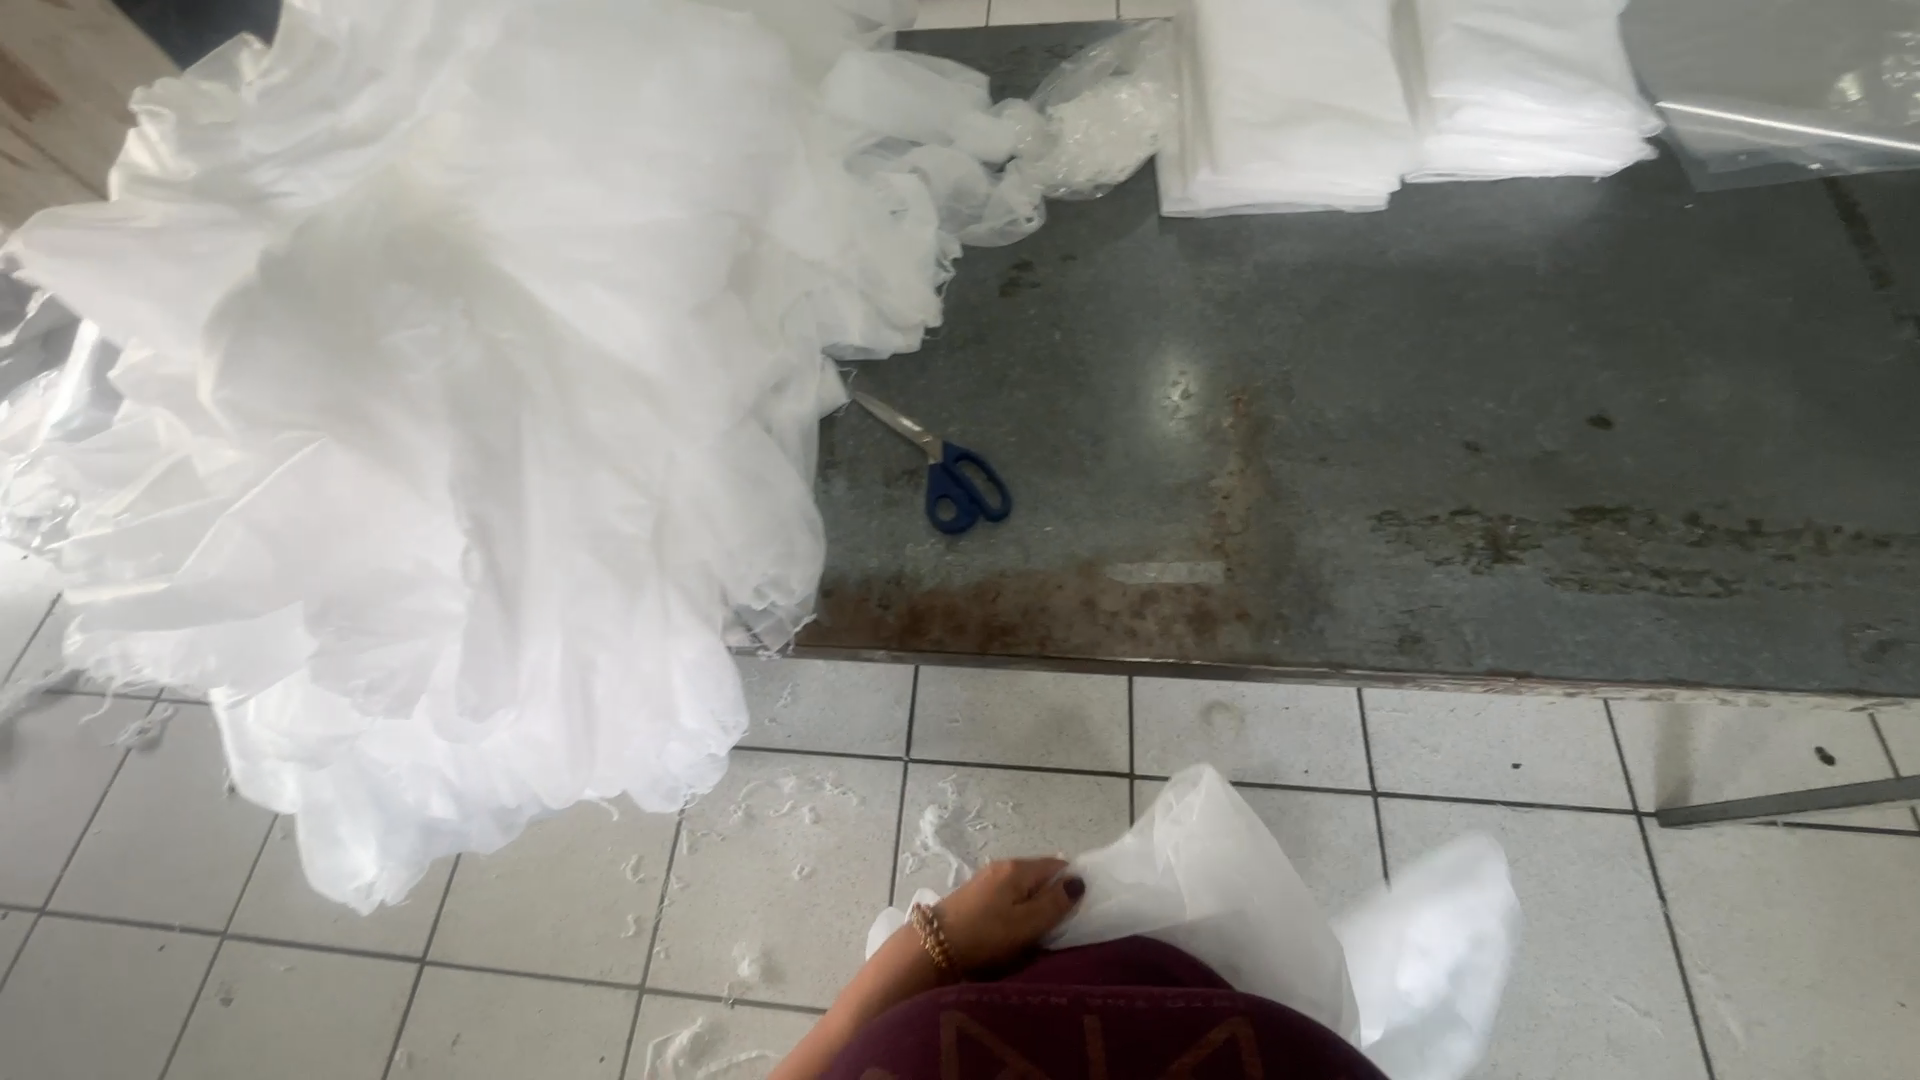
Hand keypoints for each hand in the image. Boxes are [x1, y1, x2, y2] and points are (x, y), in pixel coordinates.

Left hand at [932, 857, 1084, 972]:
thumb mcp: (1027, 924)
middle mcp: (1003, 865)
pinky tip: (1014, 927)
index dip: (1071, 884)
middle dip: (1052, 895)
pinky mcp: (976, 893)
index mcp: (1018, 868)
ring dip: (1033, 903)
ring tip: (1038, 930)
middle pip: (1039, 874)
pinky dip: (1017, 907)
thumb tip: (1078, 880)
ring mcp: (987, 877)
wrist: (934, 944)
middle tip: (1059, 925)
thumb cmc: (986, 935)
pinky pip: (1007, 894)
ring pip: (1022, 886)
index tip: (1078, 910)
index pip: (1057, 865)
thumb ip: (1054, 903)